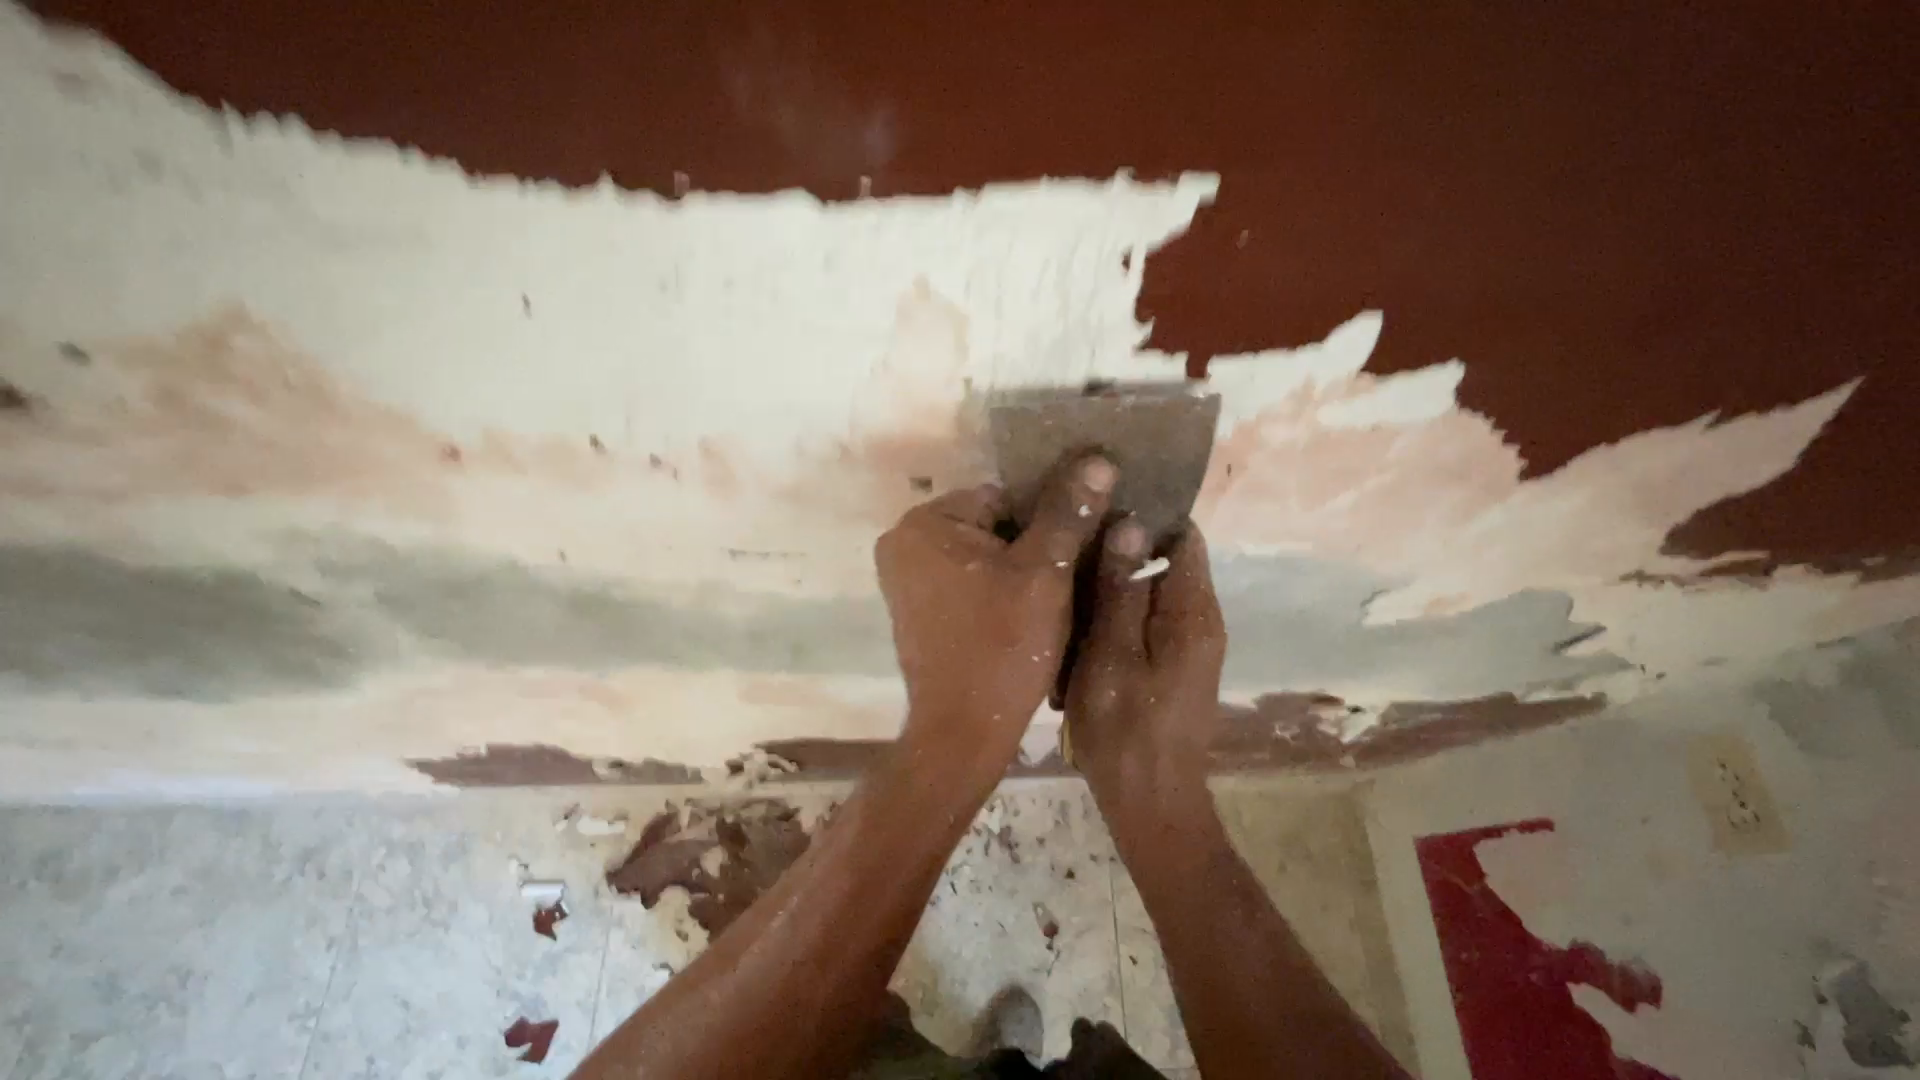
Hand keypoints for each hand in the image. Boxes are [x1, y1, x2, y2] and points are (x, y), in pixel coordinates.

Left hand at [875, 457, 1115, 755]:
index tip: (1076, 554)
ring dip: (1019, 573)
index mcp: (924, 523)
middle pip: (992, 526)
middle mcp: (902, 544)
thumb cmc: (1003, 645)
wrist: (964, 731)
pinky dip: (997, 594)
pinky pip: (968, 585)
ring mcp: (905, 581)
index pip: (1004, 497)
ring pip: (983, 558)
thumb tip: (1097, 459)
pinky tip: (1025, 620)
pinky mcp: (917, 612)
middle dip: (1032, 548)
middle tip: (1070, 581)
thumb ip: (1068, 512)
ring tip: (1052, 603)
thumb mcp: (1045, 572)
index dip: (1047, 522)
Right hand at [1064, 522, 1226, 809]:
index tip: (1091, 512)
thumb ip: (1120, 589)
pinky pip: (1139, 626)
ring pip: (1143, 595)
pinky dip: (1108, 626)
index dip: (1140, 517)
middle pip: (1159, 562)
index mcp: (1192, 611)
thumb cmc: (1125, 729)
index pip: (1181, 535)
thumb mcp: (1110, 654)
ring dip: (1104, 596)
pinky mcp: (1168, 666)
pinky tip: (1073, 642)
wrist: (1149, 802)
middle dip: (1113, 558)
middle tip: (1062, 558)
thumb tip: (1130, 523)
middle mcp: (1197, 620)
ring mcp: (1184, 645)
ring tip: (1059, 600)